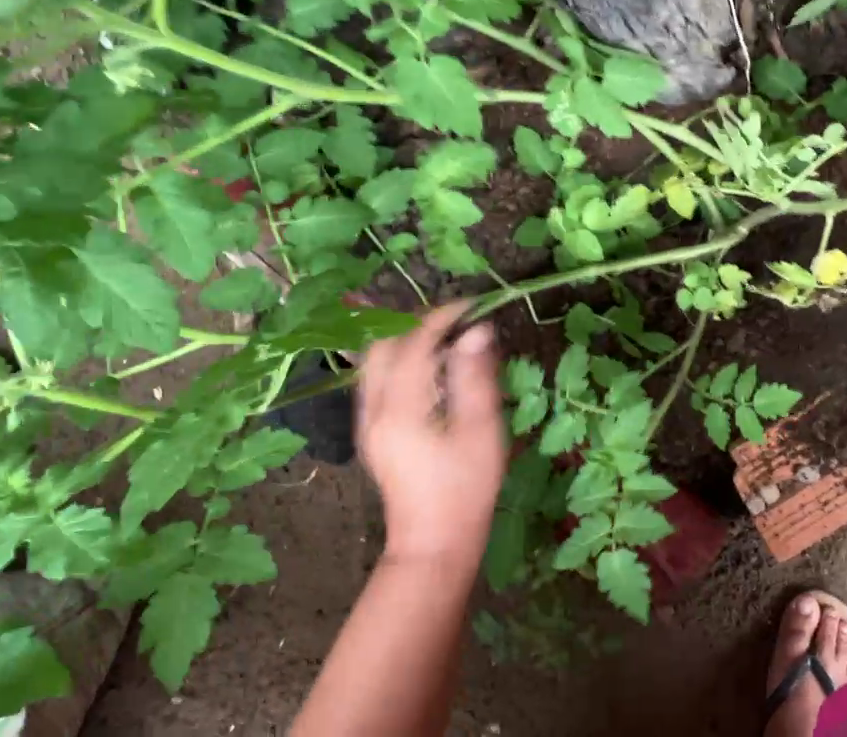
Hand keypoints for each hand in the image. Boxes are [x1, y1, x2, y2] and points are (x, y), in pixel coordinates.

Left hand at [355, 302, 507, 562]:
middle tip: (453, 319)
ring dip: (403, 341)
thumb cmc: (465, 489)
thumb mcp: (480, 430)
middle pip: (381, 346)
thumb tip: (477, 330)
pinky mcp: (371, 435)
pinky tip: (427, 369)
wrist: (433, 542)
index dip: (441, 317)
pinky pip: (375, 382)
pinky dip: (397, 362)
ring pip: (373, 363)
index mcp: (400, 408)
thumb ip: (475, 377)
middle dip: (415, 324)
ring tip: (442, 337)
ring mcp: (366, 424)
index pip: (414, 343)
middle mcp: (373, 410)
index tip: (471, 305)